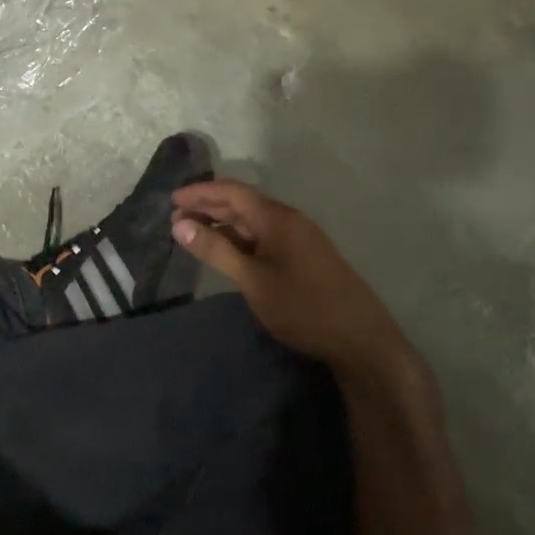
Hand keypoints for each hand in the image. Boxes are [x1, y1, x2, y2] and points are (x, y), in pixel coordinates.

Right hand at [172, 181, 407, 371]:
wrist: (362, 342)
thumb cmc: (303, 307)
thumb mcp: (252, 280)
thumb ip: (215, 250)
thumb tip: (179, 225)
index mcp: (277, 218)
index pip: (231, 191)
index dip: (200, 192)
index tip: (171, 201)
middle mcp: (289, 220)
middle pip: (242, 202)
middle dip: (207, 207)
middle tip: (176, 220)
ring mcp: (300, 239)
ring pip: (253, 220)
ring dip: (222, 223)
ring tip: (194, 235)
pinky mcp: (305, 256)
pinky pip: (264, 235)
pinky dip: (239, 238)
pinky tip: (226, 252)